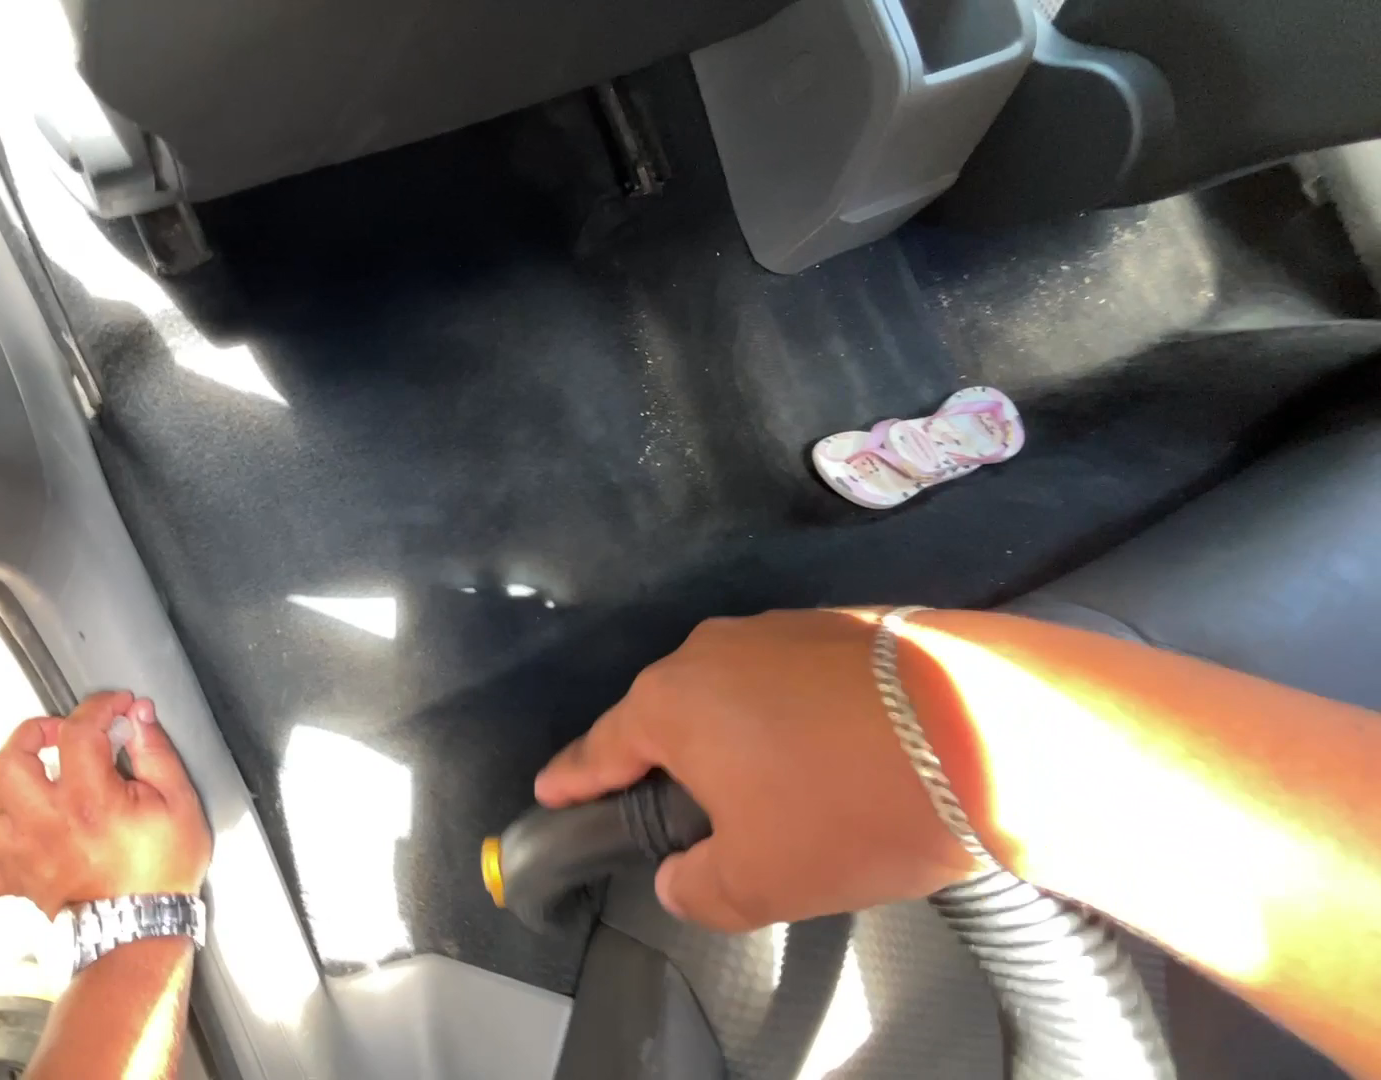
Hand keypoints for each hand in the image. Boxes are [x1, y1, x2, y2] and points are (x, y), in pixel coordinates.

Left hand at [0, 691, 210, 915]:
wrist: (142, 930)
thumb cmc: (163, 870)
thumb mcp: (179, 801)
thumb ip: (156, 752)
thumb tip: (139, 716)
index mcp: (90, 800)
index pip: (79, 731)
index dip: (100, 706)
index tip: (118, 705)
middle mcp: (46, 823)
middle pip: (9, 761)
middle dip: (33, 732)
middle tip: (60, 731)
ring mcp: (23, 853)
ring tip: (24, 768)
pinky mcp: (14, 879)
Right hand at [534, 610, 980, 932]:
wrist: (992, 729)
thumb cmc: (849, 807)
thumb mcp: (764, 880)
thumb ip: (698, 889)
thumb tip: (677, 880)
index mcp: (670, 706)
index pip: (600, 749)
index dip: (571, 778)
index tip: (548, 791)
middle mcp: (706, 654)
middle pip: (664, 716)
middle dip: (662, 763)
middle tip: (680, 810)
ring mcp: (770, 629)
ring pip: (725, 692)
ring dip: (731, 736)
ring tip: (772, 784)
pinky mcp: (830, 624)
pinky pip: (781, 676)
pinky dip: (784, 712)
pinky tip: (826, 745)